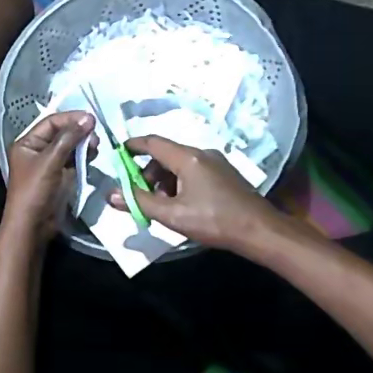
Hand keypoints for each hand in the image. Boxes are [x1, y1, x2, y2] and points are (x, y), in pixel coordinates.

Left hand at [3, 111, 94, 242]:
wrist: (33, 226)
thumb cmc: (35, 191)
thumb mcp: (50, 161)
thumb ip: (69, 138)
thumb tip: (88, 118)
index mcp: (28, 143)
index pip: (51, 123)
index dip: (71, 118)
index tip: (92, 119)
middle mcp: (37, 151)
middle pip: (62, 134)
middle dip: (79, 132)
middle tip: (95, 137)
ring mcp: (50, 165)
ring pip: (70, 147)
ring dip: (83, 145)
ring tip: (95, 147)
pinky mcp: (60, 177)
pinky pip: (74, 162)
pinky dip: (83, 158)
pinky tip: (93, 157)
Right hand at [109, 135, 286, 252]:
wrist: (259, 231)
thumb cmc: (214, 221)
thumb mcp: (172, 215)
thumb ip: (140, 202)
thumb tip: (112, 194)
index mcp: (188, 158)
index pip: (153, 142)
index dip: (133, 146)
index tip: (118, 153)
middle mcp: (202, 153)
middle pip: (165, 155)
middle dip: (148, 173)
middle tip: (141, 195)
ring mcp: (216, 163)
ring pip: (180, 165)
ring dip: (164, 181)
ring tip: (162, 206)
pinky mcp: (224, 175)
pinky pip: (194, 171)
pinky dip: (180, 183)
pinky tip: (182, 206)